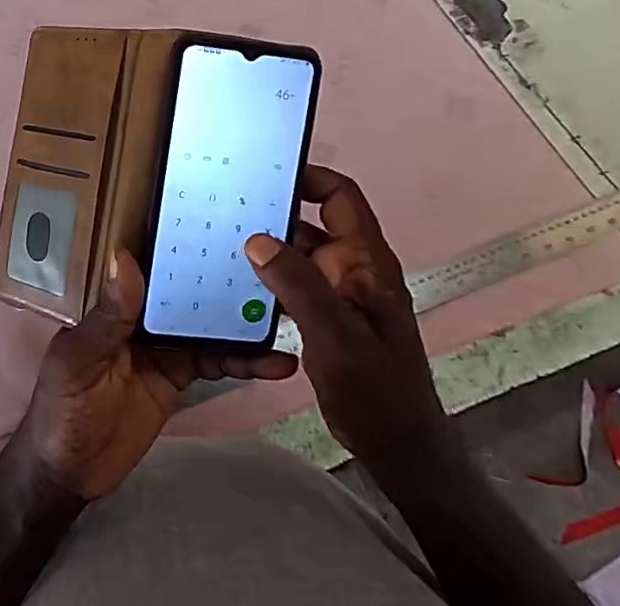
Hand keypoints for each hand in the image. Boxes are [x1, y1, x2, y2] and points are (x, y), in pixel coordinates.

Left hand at [19, 248, 297, 498]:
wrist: (72, 471)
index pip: (148, 262)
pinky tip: (277, 363)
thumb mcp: (81, 359)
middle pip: (185, 287)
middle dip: (221, 275)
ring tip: (284, 313)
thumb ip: (108, 316)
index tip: (217, 222)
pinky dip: (245, 361)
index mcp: (113, 299)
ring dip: (242, 319)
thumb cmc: (63, 406)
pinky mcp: (180, 372)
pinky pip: (217, 359)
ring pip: (208, 321)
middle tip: (268, 262)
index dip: (178, 241)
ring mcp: (163, 342)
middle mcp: (141, 313)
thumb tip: (124, 256)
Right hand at [243, 165, 453, 468]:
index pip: (341, 197)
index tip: (267, 173)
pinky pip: (292, 283)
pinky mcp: (324, 316)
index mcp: (366, 261)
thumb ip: (299, 284)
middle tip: (229, 207)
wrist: (396, 445)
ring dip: (268, 248)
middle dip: (275, 213)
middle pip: (312, 223)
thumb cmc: (377, 390)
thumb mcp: (336, 334)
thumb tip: (258, 240)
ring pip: (298, 254)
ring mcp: (338, 292)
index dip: (309, 178)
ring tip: (224, 240)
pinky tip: (238, 282)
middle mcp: (352, 268)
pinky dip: (269, 278)